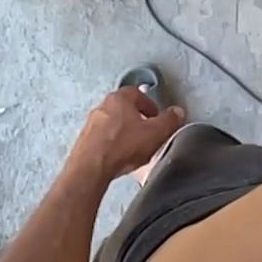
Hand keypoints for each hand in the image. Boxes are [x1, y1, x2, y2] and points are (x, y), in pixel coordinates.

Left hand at [67, 88, 186, 182]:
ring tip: (134, 147)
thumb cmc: (120, 147)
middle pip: (123, 107)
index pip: (137, 93)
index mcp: (120, 98)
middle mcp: (103, 107)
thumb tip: (177, 113)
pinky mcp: (84, 142)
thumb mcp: (156, 133)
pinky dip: (111, 145)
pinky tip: (119, 157)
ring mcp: (91, 124)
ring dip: (123, 132)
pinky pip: (102, 139)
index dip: (149, 104)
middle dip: (136, 118)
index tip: (156, 114)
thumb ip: (169, 120)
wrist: (91, 168)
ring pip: (111, 123)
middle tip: (146, 129)